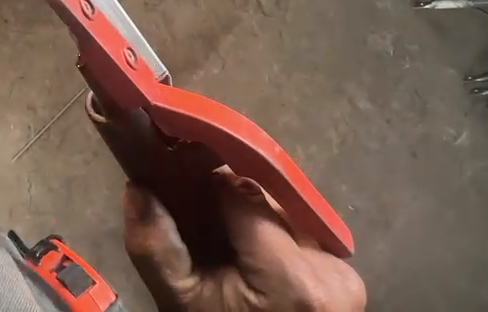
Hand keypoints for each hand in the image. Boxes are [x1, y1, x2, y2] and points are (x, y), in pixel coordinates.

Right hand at [124, 174, 365, 311]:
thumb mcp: (179, 302)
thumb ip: (154, 247)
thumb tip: (138, 187)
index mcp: (293, 279)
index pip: (239, 192)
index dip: (203, 188)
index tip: (179, 198)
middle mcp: (333, 272)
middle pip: (263, 200)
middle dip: (226, 207)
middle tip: (200, 232)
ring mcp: (347, 279)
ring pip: (281, 213)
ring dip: (249, 221)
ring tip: (226, 252)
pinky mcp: (349, 282)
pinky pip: (299, 235)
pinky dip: (271, 238)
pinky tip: (252, 263)